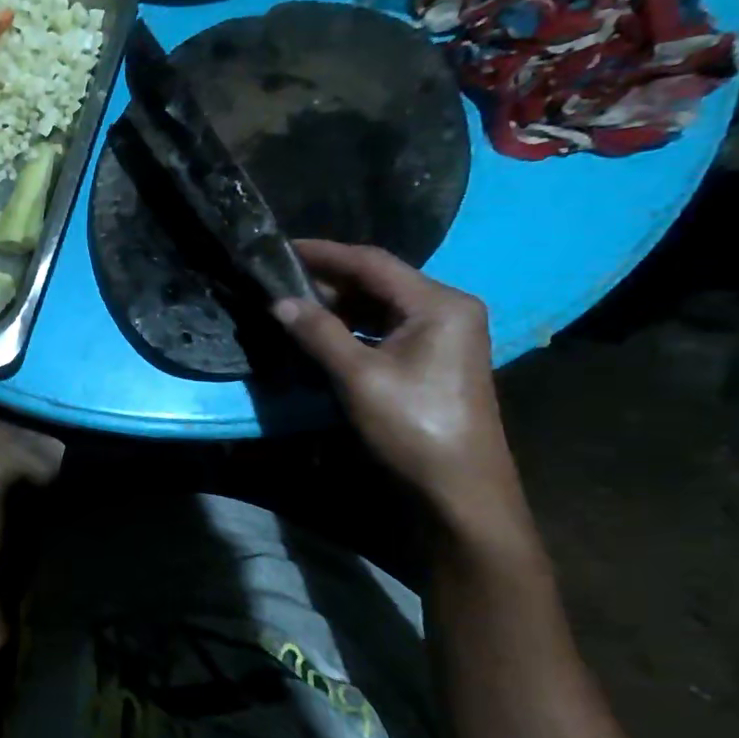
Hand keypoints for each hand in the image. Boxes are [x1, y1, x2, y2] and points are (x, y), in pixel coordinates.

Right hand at [271, 240, 519, 517]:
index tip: (280, 248)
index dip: (324, 252)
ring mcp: (442, 332)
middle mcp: (446, 308)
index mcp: (439, 304)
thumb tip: (278, 301)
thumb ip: (318, 332)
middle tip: (278, 276)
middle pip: (378, 279)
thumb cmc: (413, 427)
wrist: (460, 490)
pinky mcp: (432, 355)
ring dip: (337, 301)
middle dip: (327, 277)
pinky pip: (385, 324)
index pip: (372, 262)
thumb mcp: (359, 377)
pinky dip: (351, 322)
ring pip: (379, 302)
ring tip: (290, 299)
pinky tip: (320, 327)